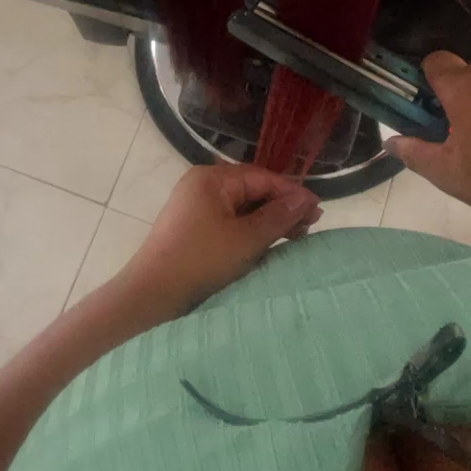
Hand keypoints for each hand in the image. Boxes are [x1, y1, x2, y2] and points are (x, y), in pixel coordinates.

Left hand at [109, 165, 320, 319]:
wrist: (152, 292)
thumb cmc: (201, 261)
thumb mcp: (246, 239)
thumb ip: (278, 217)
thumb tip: (305, 200)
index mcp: (212, 178)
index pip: (261, 178)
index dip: (292, 194)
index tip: (319, 211)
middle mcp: (202, 184)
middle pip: (252, 190)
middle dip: (281, 207)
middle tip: (310, 228)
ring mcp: (195, 205)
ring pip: (242, 206)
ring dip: (268, 220)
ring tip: (295, 237)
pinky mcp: (192, 226)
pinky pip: (229, 220)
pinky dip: (250, 229)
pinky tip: (268, 243)